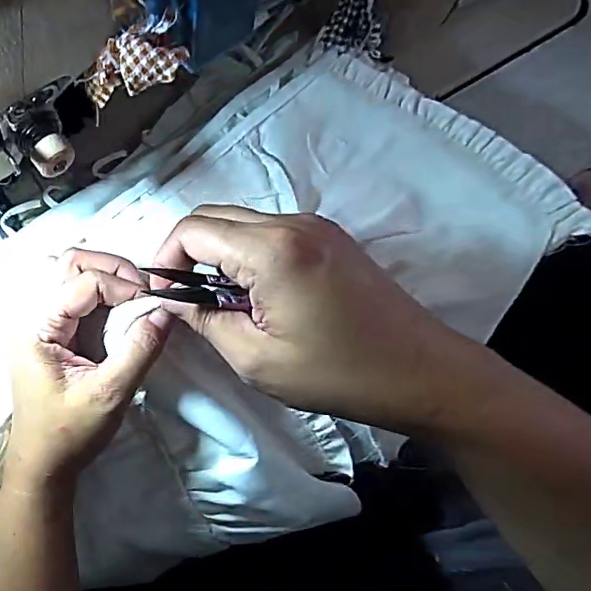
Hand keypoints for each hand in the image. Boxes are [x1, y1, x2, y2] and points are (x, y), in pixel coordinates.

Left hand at [5, 250, 172, 489]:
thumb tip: (166, 311)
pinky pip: (76, 295)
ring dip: (106, 274)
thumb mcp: (109, 394)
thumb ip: (138, 350)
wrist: (43, 460)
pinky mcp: (54, 330)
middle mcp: (31, 316)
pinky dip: (103, 291)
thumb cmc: (68, 432)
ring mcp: (41, 321)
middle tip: (144, 288)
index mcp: (34, 328)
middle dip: (110, 266)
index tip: (152, 301)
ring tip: (136, 293)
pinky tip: (125, 304)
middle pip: (68, 263)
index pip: (79, 281)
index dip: (120, 284)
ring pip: (71, 273)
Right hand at [152, 206, 507, 434]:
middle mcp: (292, 223)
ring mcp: (314, 226)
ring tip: (216, 300)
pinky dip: (241, 253)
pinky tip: (249, 293)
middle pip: (210, 216)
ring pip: (236, 221)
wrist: (425, 375)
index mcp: (272, 250)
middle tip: (183, 297)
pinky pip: (264, 231)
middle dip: (184, 252)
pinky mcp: (328, 236)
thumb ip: (202, 320)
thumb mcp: (254, 358)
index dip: (165, 260)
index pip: (192, 229)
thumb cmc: (338, 373)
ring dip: (213, 253)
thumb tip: (171, 299)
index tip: (165, 296)